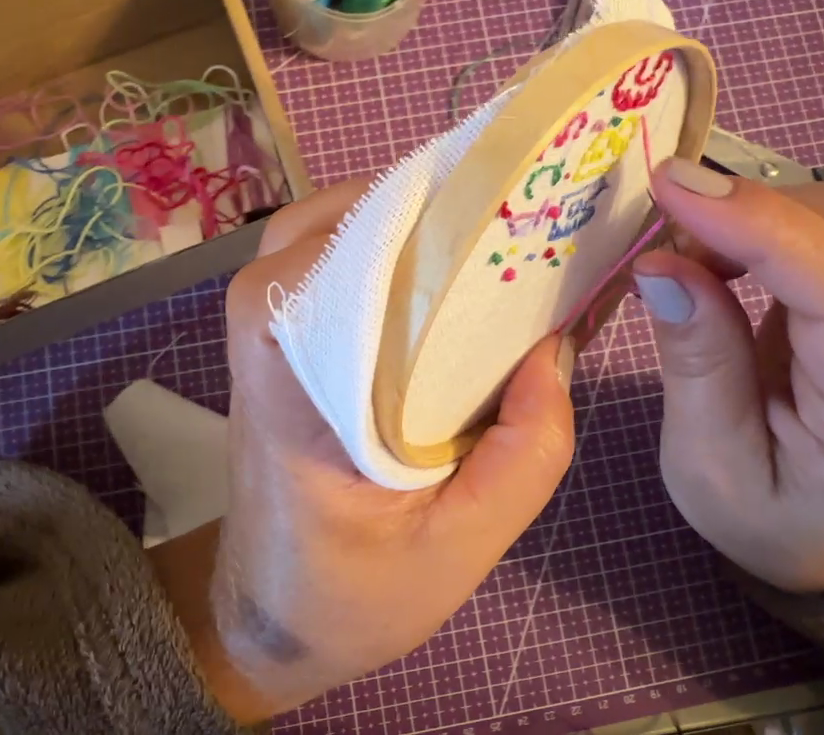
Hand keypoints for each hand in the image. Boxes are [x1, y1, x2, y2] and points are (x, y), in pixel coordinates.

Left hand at [160, 179, 576, 720]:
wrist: (270, 612)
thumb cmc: (348, 590)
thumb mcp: (457, 546)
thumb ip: (523, 455)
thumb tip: (558, 345)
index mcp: (291, 359)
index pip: (367, 238)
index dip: (452, 216)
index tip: (530, 217)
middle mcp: (264, 309)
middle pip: (367, 211)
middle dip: (453, 211)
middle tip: (537, 230)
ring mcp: (267, 305)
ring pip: (359, 218)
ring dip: (432, 224)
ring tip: (506, 250)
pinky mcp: (285, 317)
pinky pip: (349, 247)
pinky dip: (406, 246)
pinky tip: (460, 280)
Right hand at [631, 159, 823, 594]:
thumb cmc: (765, 518)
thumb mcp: (707, 465)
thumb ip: (695, 363)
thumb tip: (659, 264)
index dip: (759, 225)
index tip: (670, 187)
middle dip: (764, 208)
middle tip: (676, 237)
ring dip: (767, 209)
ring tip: (697, 249)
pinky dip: (772, 220)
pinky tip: (726, 252)